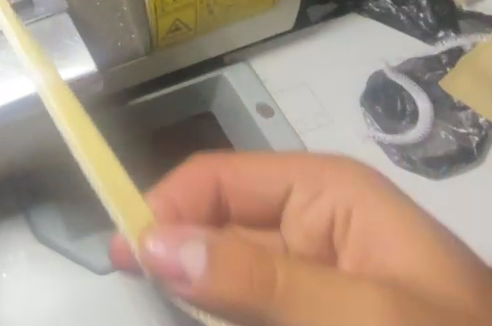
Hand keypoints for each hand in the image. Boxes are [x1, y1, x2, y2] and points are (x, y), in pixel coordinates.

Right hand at [111, 152, 491, 325]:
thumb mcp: (367, 317)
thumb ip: (257, 280)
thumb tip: (148, 242)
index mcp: (323, 192)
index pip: (213, 180)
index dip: (164, 209)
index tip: (125, 259)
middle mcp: (311, 226)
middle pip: (213, 235)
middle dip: (180, 270)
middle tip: (147, 302)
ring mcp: (316, 283)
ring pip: (225, 285)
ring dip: (202, 307)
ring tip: (181, 312)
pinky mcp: (316, 319)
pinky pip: (250, 314)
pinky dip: (226, 321)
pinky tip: (212, 320)